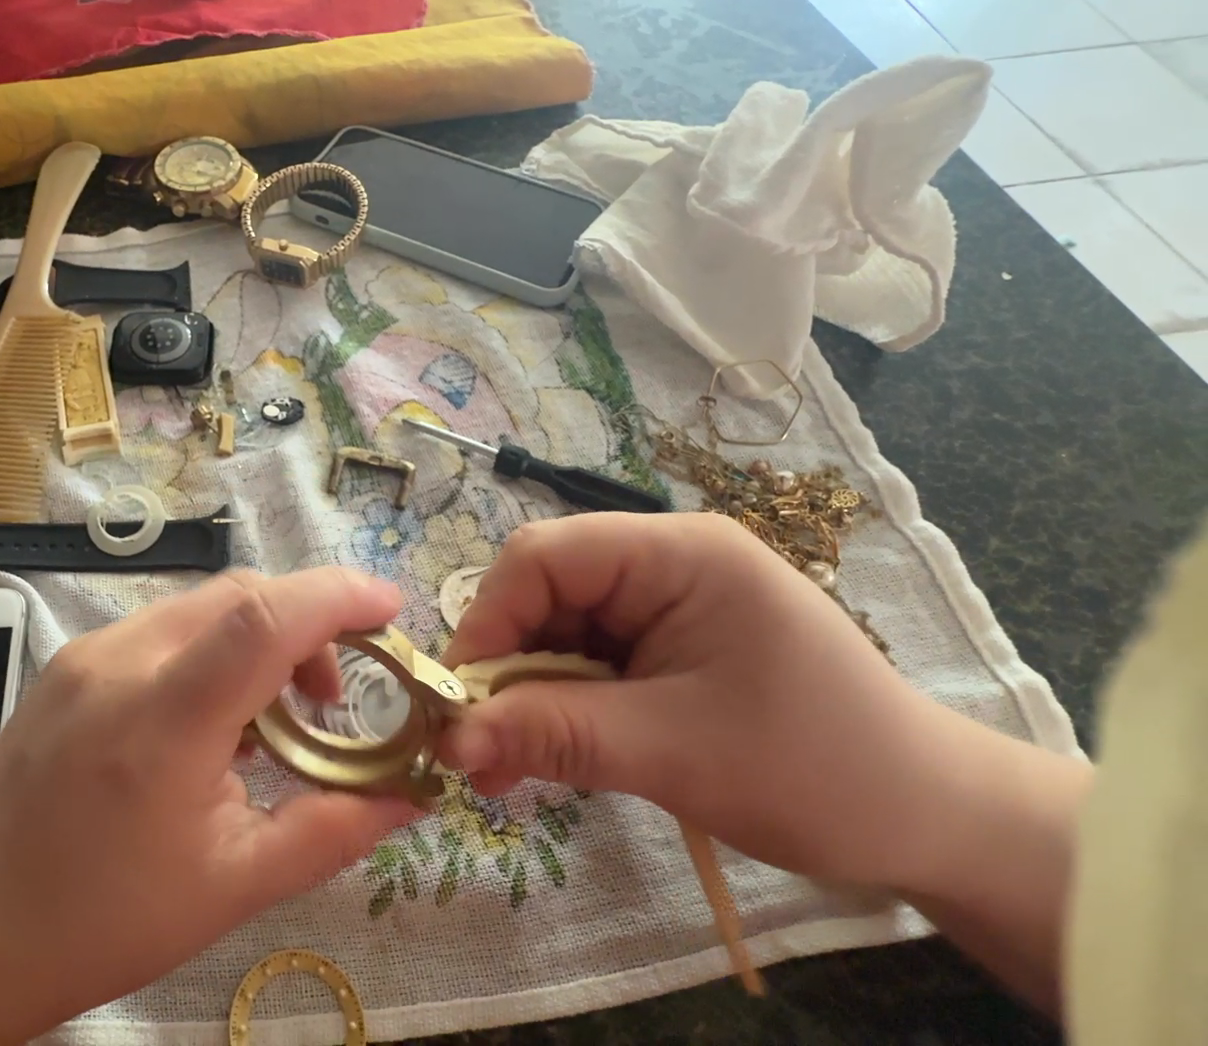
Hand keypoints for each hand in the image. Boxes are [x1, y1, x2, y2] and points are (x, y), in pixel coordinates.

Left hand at [0, 568, 419, 1042]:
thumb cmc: (108, 916)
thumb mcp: (235, 885)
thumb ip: (332, 830)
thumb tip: (412, 794)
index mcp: (161, 722)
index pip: (263, 618)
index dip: (337, 597)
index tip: (391, 612)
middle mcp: (119, 662)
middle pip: (238, 595)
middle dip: (310, 620)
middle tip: (339, 693)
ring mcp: (87, 652)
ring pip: (202, 605)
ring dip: (262, 633)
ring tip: (283, 711)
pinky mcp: (73, 659)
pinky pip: (166, 626)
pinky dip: (216, 647)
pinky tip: (220, 712)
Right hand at [440, 512, 1079, 899]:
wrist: (928, 821)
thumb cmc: (816, 770)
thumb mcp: (670, 752)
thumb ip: (552, 734)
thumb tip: (448, 740)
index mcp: (678, 553)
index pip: (542, 557)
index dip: (488, 622)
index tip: (460, 703)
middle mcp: (664, 563)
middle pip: (542, 594)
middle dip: (504, 670)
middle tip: (476, 750)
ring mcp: (664, 603)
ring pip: (554, 632)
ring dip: (524, 697)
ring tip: (504, 768)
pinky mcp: (664, 644)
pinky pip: (584, 661)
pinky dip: (556, 708)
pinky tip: (543, 754)